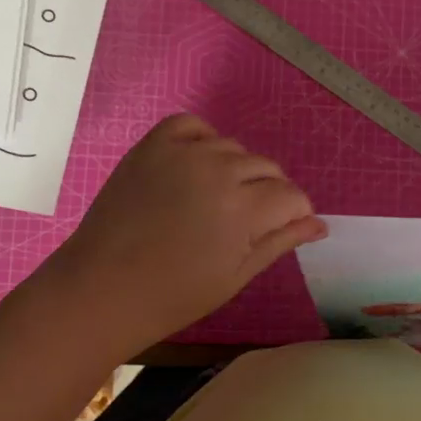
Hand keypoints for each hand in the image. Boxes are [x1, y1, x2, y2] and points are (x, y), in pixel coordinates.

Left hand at [31, 114, 326, 353]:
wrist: (101, 288)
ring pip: (233, 149)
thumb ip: (279, 242)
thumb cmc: (174, 295)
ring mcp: (184, 153)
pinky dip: (203, 140)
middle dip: (269, 193)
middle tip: (245, 223)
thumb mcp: (236, 275)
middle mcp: (219, 171)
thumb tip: (318, 224)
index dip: (295, 214)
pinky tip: (198, 165)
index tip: (283, 229)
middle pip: (267, 169)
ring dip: (236, 170)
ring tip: (214, 201)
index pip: (292, 196)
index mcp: (244, 209)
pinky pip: (194, 126)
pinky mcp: (153, 144)